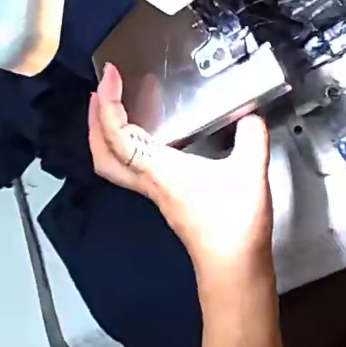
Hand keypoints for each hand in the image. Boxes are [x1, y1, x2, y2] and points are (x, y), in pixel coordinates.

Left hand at [89, 62, 273, 288]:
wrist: (233, 271)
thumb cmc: (235, 226)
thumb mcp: (249, 174)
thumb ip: (251, 139)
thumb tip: (251, 115)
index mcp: (159, 170)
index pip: (118, 135)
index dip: (108, 103)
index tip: (110, 75)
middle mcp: (149, 180)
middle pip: (103, 153)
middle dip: (94, 120)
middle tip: (101, 91)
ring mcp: (155, 191)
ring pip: (114, 162)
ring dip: (107, 133)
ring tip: (115, 106)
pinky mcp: (166, 197)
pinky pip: (132, 166)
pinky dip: (128, 144)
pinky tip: (146, 133)